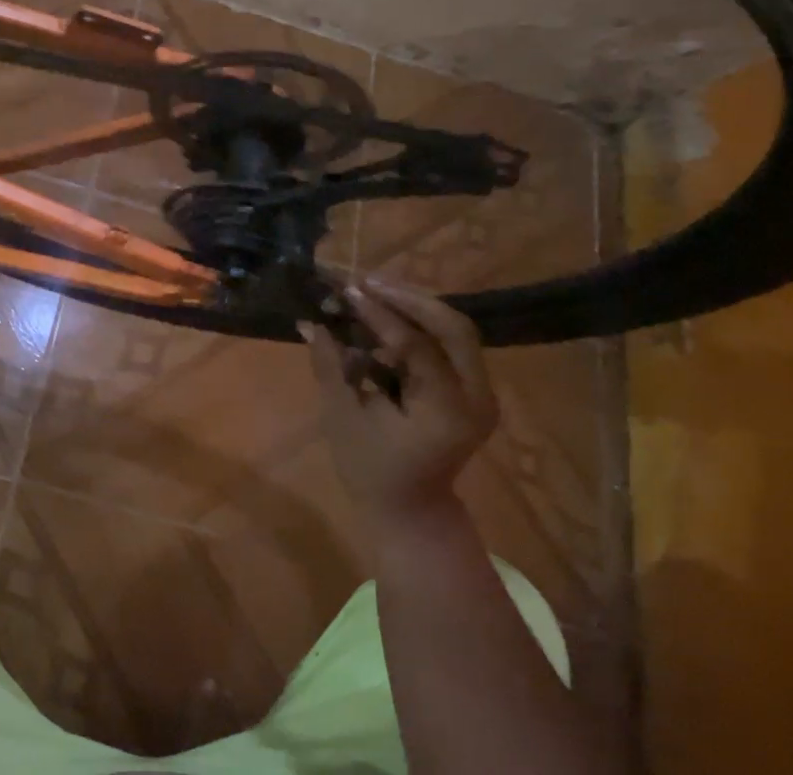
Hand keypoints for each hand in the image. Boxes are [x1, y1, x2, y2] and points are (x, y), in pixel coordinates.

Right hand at [301, 277, 498, 526]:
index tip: (348, 291)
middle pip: (454, 327)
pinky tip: (386, 317)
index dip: (381, 315)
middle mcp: (477, 397)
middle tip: (366, 282)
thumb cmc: (371, 471)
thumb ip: (331, 368)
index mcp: (446, 410)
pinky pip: (451, 345)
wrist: (412, 511)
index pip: (418, 346)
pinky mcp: (474, 390)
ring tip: (372, 291)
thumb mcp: (343, 420)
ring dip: (415, 307)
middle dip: (409, 298)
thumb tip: (310, 322)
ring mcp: (482, 393)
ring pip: (456, 331)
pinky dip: (421, 326)